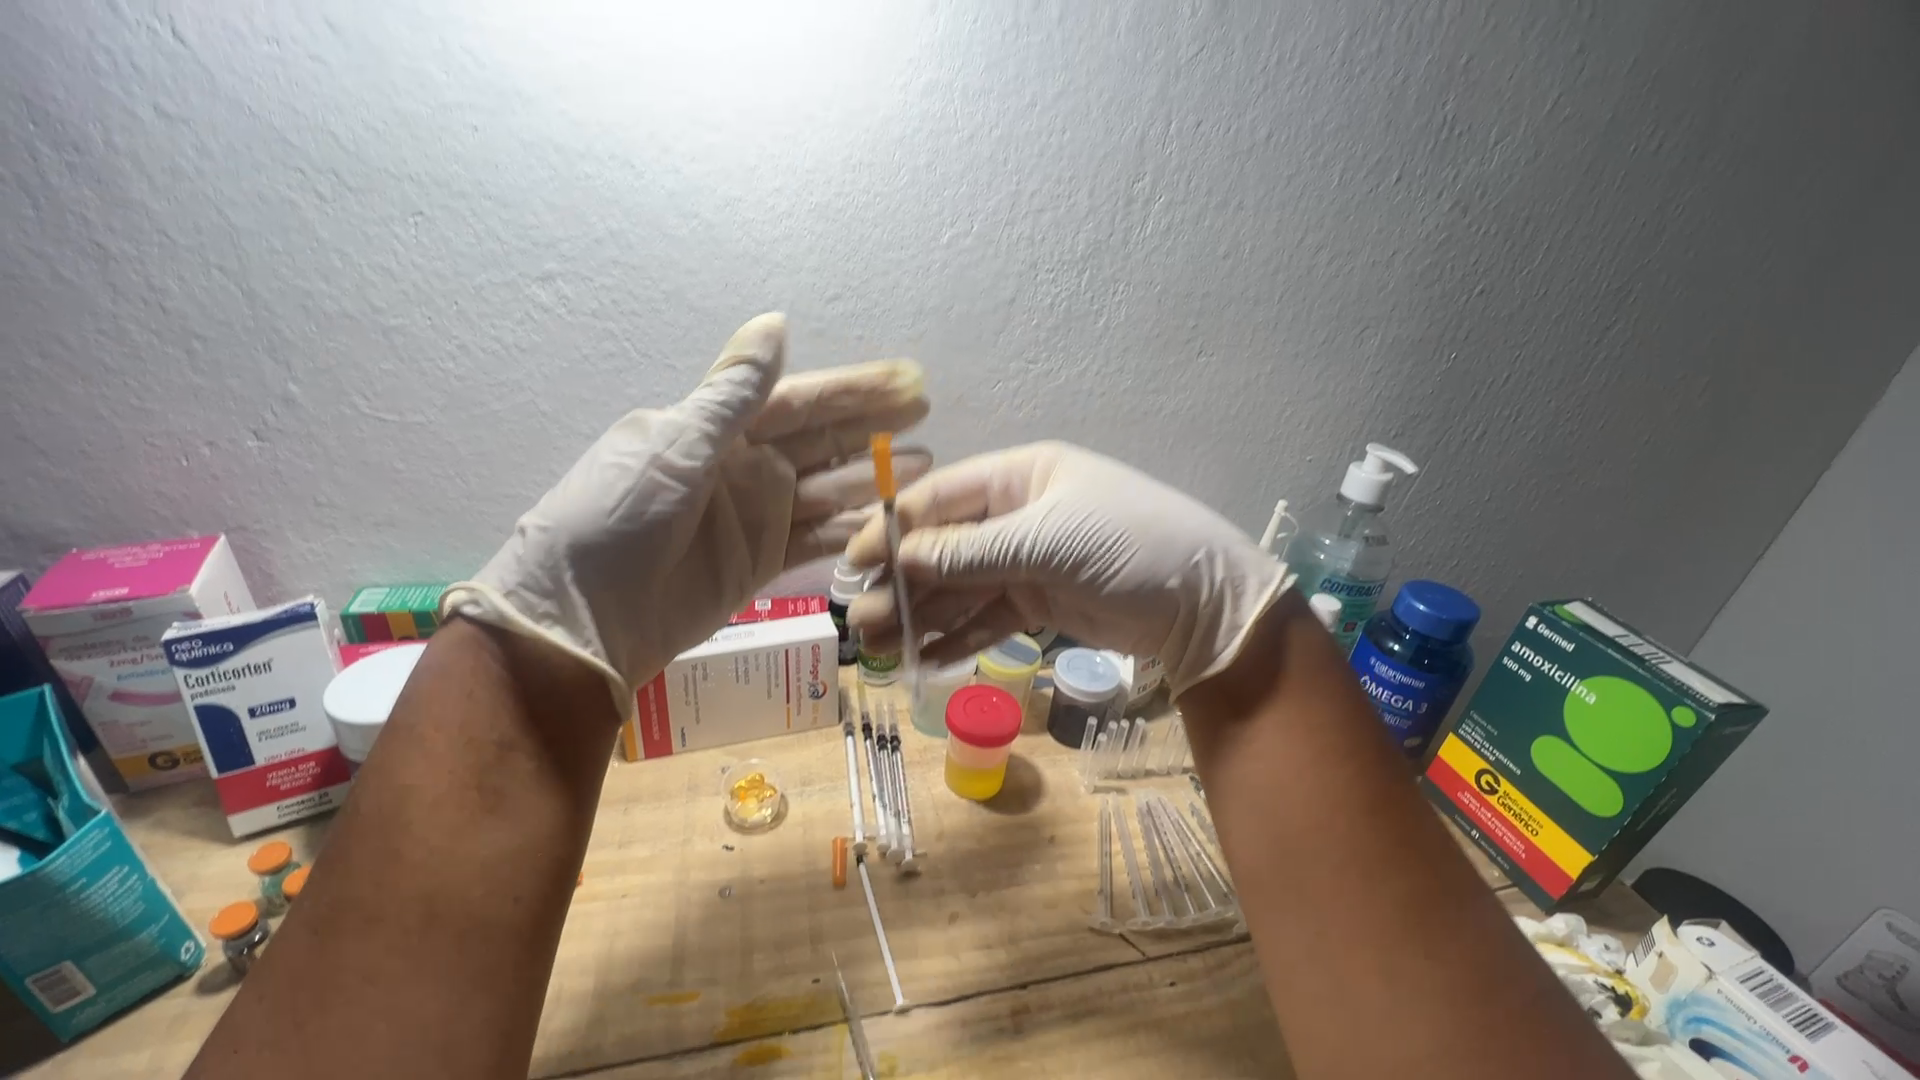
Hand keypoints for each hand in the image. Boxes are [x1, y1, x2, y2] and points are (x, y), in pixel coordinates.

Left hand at [445, 314, 929, 717]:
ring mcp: (756, 517)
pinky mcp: (762, 563)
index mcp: (718, 429)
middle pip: (822, 441)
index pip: (801, 401)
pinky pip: (818, 539)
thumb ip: (733, 393)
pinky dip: (853, 529)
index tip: (908, 381)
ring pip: (829, 490)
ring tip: (927, 468)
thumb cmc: (619, 520)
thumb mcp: (675, 447)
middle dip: (873, 428)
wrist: (584, 619)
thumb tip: (776, 323)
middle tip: (929, 416)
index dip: (855, 392)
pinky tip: (891, 522)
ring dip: (873, 478)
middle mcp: (743, 466)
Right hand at [846, 441, 1293, 696]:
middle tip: (861, 619)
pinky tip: (924, 659)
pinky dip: (959, 638)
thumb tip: (900, 554)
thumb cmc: (1130, 546)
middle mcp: (1019, 515)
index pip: (942, 497)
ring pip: (962, 589)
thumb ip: (971, 552)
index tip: (855, 559)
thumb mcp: (1048, 540)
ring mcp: (1029, 562)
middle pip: (945, 548)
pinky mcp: (1041, 604)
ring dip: (923, 617)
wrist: (1206, 604)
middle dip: (903, 582)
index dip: (895, 527)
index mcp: (1021, 476)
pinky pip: (988, 619)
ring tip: (880, 649)